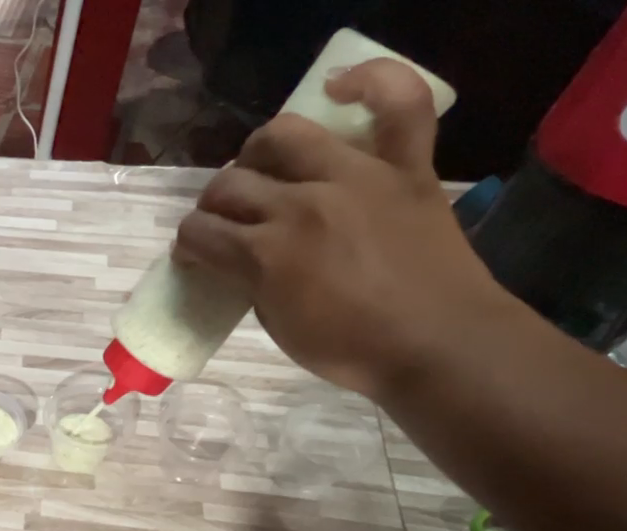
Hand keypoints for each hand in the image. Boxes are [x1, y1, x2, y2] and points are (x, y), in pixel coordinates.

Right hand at [172, 58, 529, 402]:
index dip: (188, 244)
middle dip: (213, 206)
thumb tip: (244, 261)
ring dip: (258, 153)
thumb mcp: (277, 325)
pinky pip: (398, 105)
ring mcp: (356, 178)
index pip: (198, 233)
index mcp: (264, 255)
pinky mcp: (406, 167)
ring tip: (264, 170)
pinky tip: (338, 89)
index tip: (196, 255)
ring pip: (283, 136)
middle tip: (226, 222)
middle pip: (230, 184)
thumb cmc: (350, 349)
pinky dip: (370, 84)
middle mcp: (301, 205)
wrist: (438, 343)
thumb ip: (253, 282)